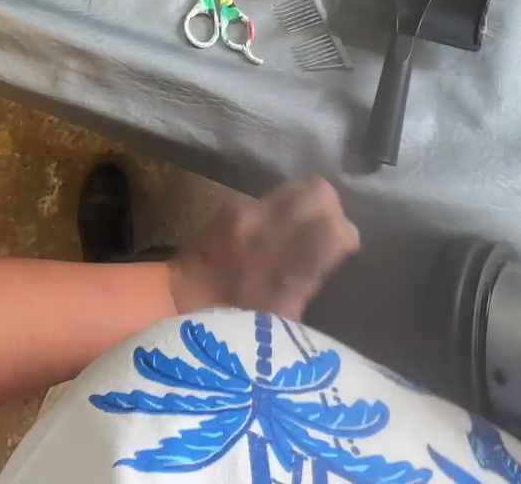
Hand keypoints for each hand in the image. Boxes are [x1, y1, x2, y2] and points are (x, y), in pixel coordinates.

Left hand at [167, 175, 360, 319]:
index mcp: (285, 272)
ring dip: (306, 206)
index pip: (338, 230)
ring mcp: (245, 212)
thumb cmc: (233, 332)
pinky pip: (270, 197)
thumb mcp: (284, 331)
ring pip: (296, 188)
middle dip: (331, 211)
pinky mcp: (229, 205)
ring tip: (302, 233)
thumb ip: (313, 296)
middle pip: (320, 193)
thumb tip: (347, 282)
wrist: (173, 304)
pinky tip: (275, 233)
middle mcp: (267, 232)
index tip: (346, 256)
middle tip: (327, 236)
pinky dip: (281, 211)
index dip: (347, 239)